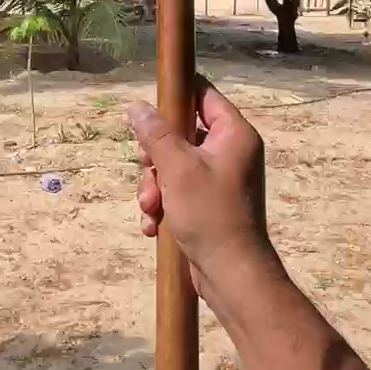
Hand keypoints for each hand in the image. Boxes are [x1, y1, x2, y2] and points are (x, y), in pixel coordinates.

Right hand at [129, 76, 277, 294]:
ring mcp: (220, 178)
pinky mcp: (209, 203)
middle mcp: (231, 151)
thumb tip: (137, 106)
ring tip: (149, 207)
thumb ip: (156, 134)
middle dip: (155, 157)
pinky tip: (153, 224)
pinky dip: (163, 204)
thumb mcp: (177, 168)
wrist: (231, 274)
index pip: (203, 95)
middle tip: (146, 170)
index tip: (149, 103)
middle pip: (181, 133)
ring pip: (174, 165)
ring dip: (153, 185)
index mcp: (233, 134)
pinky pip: (178, 191)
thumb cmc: (210, 214)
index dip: (175, 95)